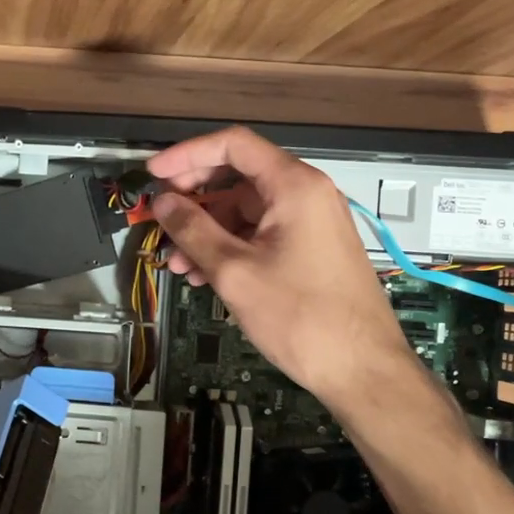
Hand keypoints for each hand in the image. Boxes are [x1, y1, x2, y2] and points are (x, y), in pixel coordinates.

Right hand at [147, 127, 415, 404]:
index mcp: (293, 186)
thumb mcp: (233, 271)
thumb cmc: (300, 316)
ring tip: (176, 261)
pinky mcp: (308, 249)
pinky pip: (258, 233)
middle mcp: (305, 194)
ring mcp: (309, 222)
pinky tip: (202, 274)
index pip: (233, 145)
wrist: (360, 368)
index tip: (153, 175)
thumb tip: (162, 202)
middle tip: (159, 218)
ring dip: (205, 229)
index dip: (187, 154)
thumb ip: (192, 230)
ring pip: (243, 209)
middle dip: (192, 196)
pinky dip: (227, 246)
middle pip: (237, 175)